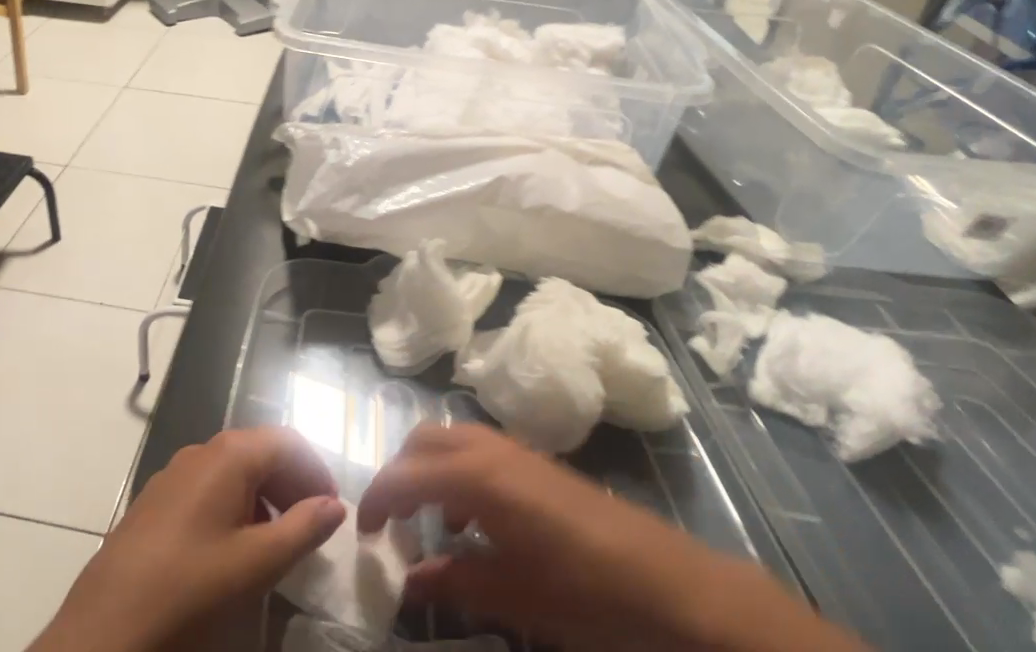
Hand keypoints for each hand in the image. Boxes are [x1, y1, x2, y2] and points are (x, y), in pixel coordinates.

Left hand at [29, 427, 345, 651]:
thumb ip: (303, 529)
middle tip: (311, 526)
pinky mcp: (154, 503)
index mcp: (228, 455)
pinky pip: (206, 490)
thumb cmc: (192, 586)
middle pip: (259, 452)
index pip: (286, 442)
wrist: (107, 626)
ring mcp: (171, 476)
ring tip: (278, 542)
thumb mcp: (258, 563)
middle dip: (291, 483)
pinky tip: (234, 549)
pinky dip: (233, 508)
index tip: (332, 510)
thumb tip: (334, 504)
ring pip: (232, 472)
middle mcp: (199, 453)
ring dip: (264, 497)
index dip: (315, 471)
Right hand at [359, 424, 868, 651]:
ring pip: (453, 441)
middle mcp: (493, 450)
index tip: (364, 533)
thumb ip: (453, 582)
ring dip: (430, 470)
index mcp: (477, 478)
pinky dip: (460, 473)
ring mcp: (520, 452)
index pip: (404, 475)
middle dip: (399, 474)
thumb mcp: (512, 595)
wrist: (672, 585)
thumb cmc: (587, 592)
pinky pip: (481, 452)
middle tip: (391, 522)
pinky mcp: (541, 465)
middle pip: (424, 442)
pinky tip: (474, 523)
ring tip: (429, 525)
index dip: (376, 500)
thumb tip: (407, 581)